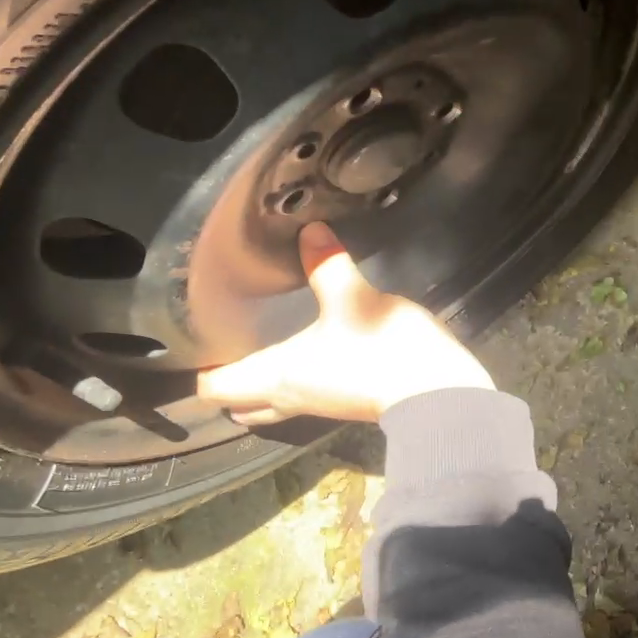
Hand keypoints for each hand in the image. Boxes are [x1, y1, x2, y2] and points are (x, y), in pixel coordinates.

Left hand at [197, 222, 493, 424]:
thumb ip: (329, 266)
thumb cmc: (385, 350)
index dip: (198, 367)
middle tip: (228, 347)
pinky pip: (304, 399)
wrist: (441, 393)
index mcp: (277, 375)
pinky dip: (295, 383)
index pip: (214, 386)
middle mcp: (291, 397)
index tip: (196, 341)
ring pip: (272, 407)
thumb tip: (309, 230)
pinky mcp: (348, 404)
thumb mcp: (356, 299)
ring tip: (263, 352)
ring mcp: (321, 405)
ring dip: (261, 388)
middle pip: (240, 405)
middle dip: (228, 382)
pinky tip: (311, 355)